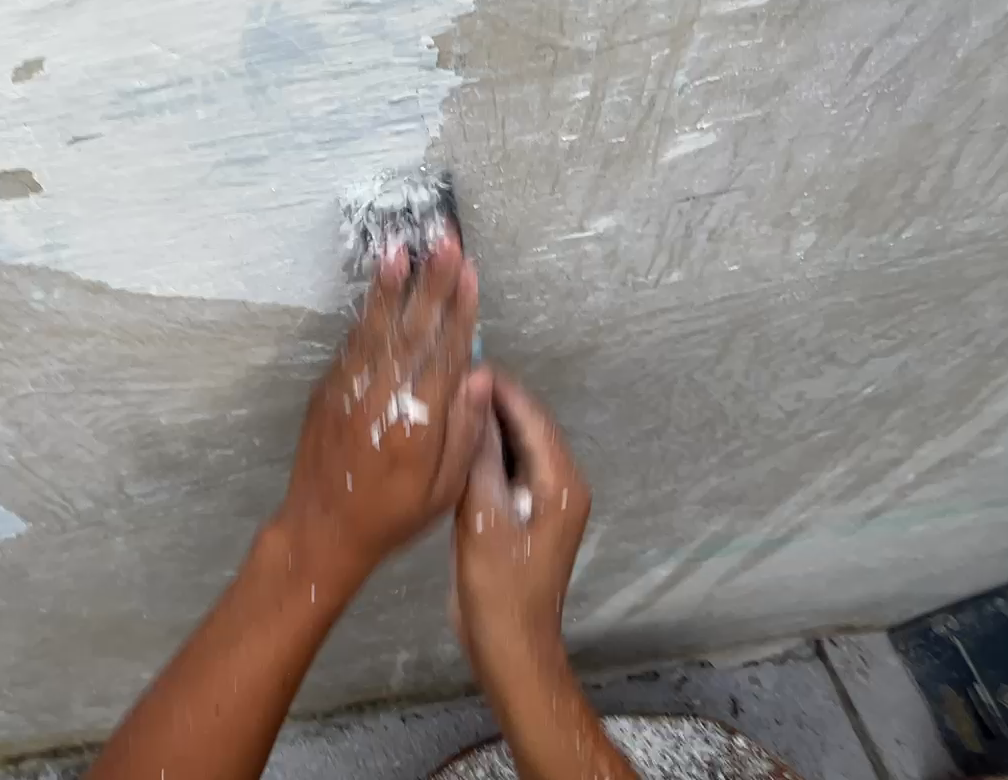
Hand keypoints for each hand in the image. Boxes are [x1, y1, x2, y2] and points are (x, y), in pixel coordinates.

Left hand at [274, 231, 483, 584]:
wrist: (322, 528)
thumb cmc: (392, 516)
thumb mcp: (444, 491)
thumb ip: (462, 432)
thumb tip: (476, 374)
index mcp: (419, 422)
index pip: (445, 352)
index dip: (459, 308)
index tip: (468, 269)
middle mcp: (384, 396)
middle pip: (413, 329)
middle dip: (430, 282)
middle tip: (442, 240)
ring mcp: (351, 389)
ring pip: (377, 329)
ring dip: (390, 287)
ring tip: (400, 249)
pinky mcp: (329, 389)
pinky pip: (352, 344)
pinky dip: (366, 314)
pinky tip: (376, 290)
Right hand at [450, 371, 592, 678]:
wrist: (508, 644)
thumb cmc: (497, 582)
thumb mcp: (483, 514)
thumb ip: (482, 452)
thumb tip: (476, 395)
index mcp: (560, 480)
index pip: (531, 414)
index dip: (497, 385)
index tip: (459, 361)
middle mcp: (562, 481)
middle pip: (527, 424)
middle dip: (490, 398)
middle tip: (446, 377)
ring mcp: (546, 497)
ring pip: (517, 442)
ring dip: (487, 421)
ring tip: (445, 399)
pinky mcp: (527, 509)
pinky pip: (509, 464)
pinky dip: (486, 448)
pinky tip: (455, 439)